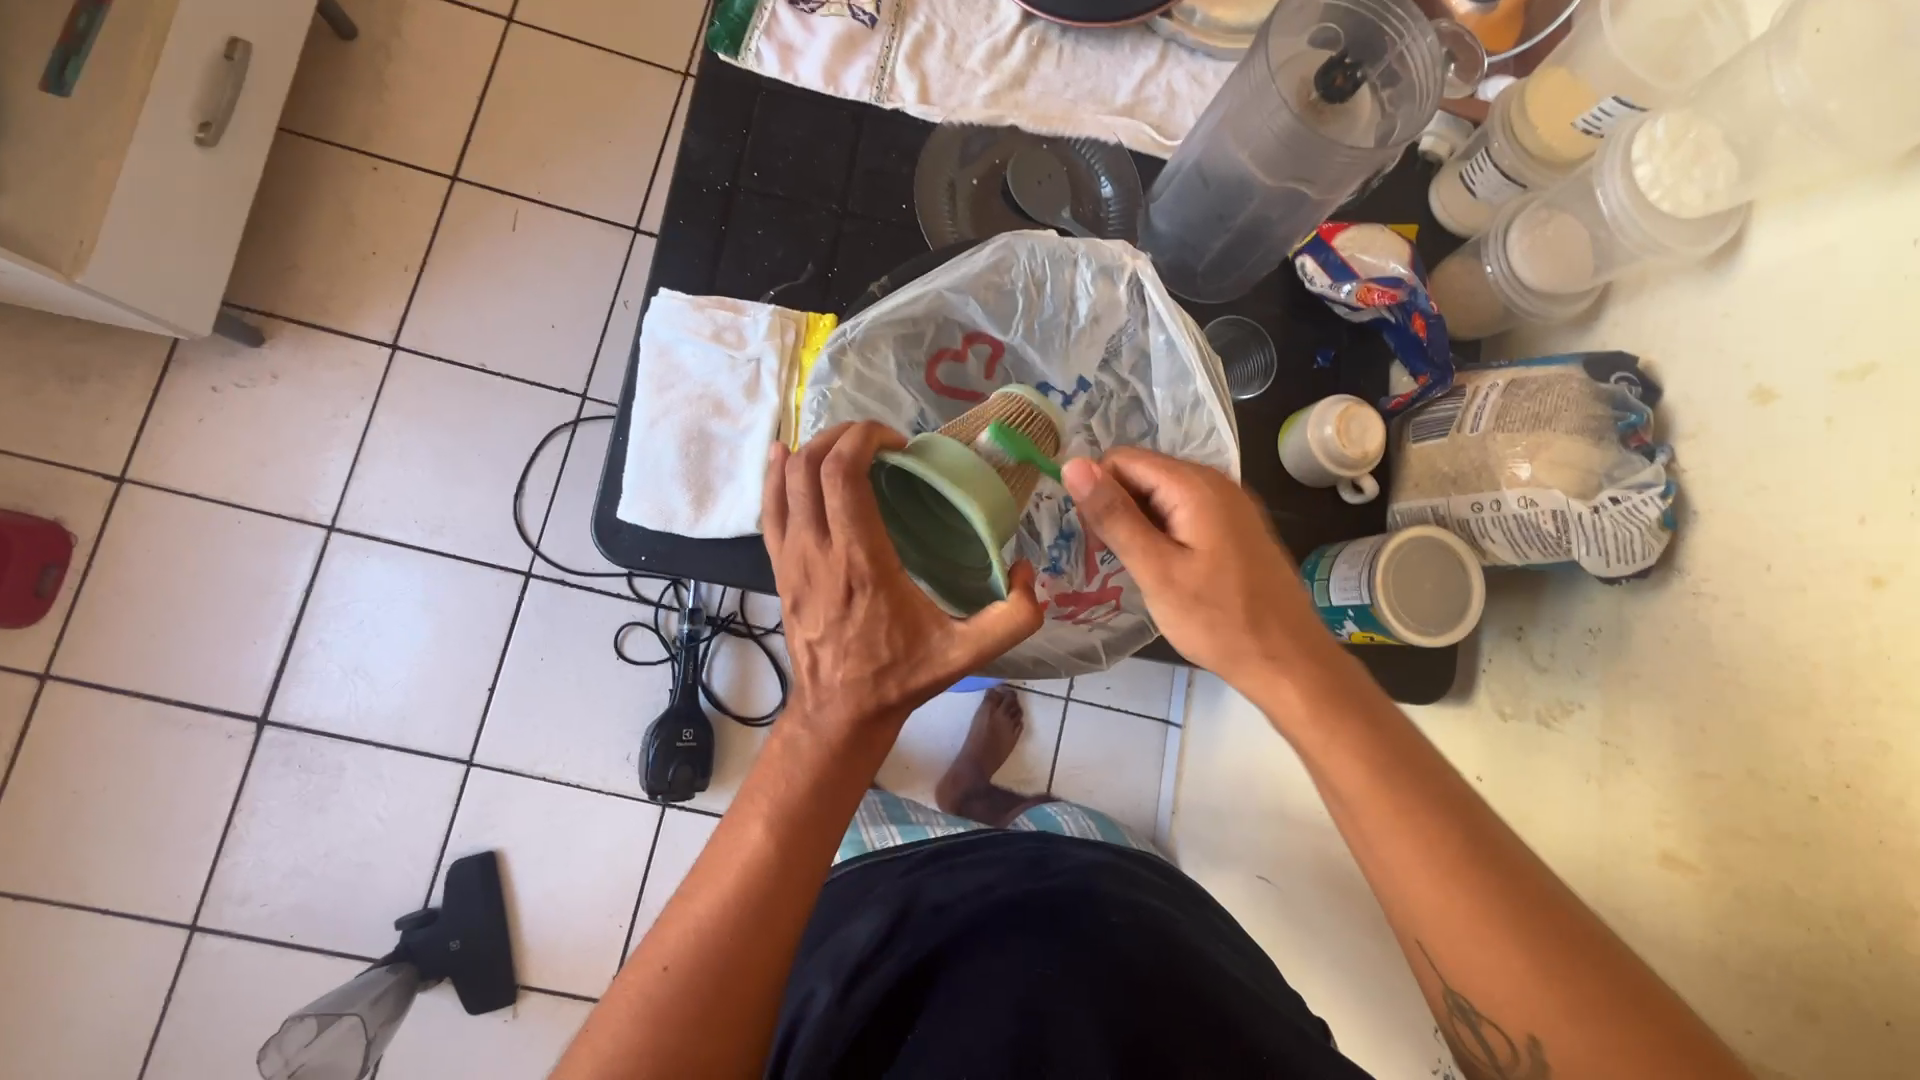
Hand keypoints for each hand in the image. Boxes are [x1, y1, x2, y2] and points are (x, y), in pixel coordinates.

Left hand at [764, 422, 1044, 741]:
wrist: (840, 711)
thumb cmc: (900, 676)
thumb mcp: (967, 653)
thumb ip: (1014, 616)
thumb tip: (1025, 570)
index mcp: (862, 562)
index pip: (844, 474)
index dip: (866, 439)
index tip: (899, 444)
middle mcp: (818, 551)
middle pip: (811, 464)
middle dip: (843, 434)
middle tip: (879, 440)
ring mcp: (791, 558)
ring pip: (786, 480)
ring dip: (814, 448)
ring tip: (847, 445)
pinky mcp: (779, 567)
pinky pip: (769, 507)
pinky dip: (777, 474)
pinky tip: (787, 455)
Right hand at [1061, 448, 1340, 692]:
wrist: (1287, 660)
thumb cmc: (1218, 620)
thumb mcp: (1156, 570)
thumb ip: (1114, 516)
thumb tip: (1073, 465)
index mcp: (1194, 486)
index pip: (1121, 460)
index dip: (1097, 492)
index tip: (1095, 539)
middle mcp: (1215, 483)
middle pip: (1143, 474)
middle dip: (1117, 508)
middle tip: (1114, 559)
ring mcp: (1230, 505)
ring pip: (1162, 495)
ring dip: (1139, 524)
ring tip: (1139, 569)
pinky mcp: (1235, 528)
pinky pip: (1185, 514)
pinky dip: (1164, 534)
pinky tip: (1166, 571)